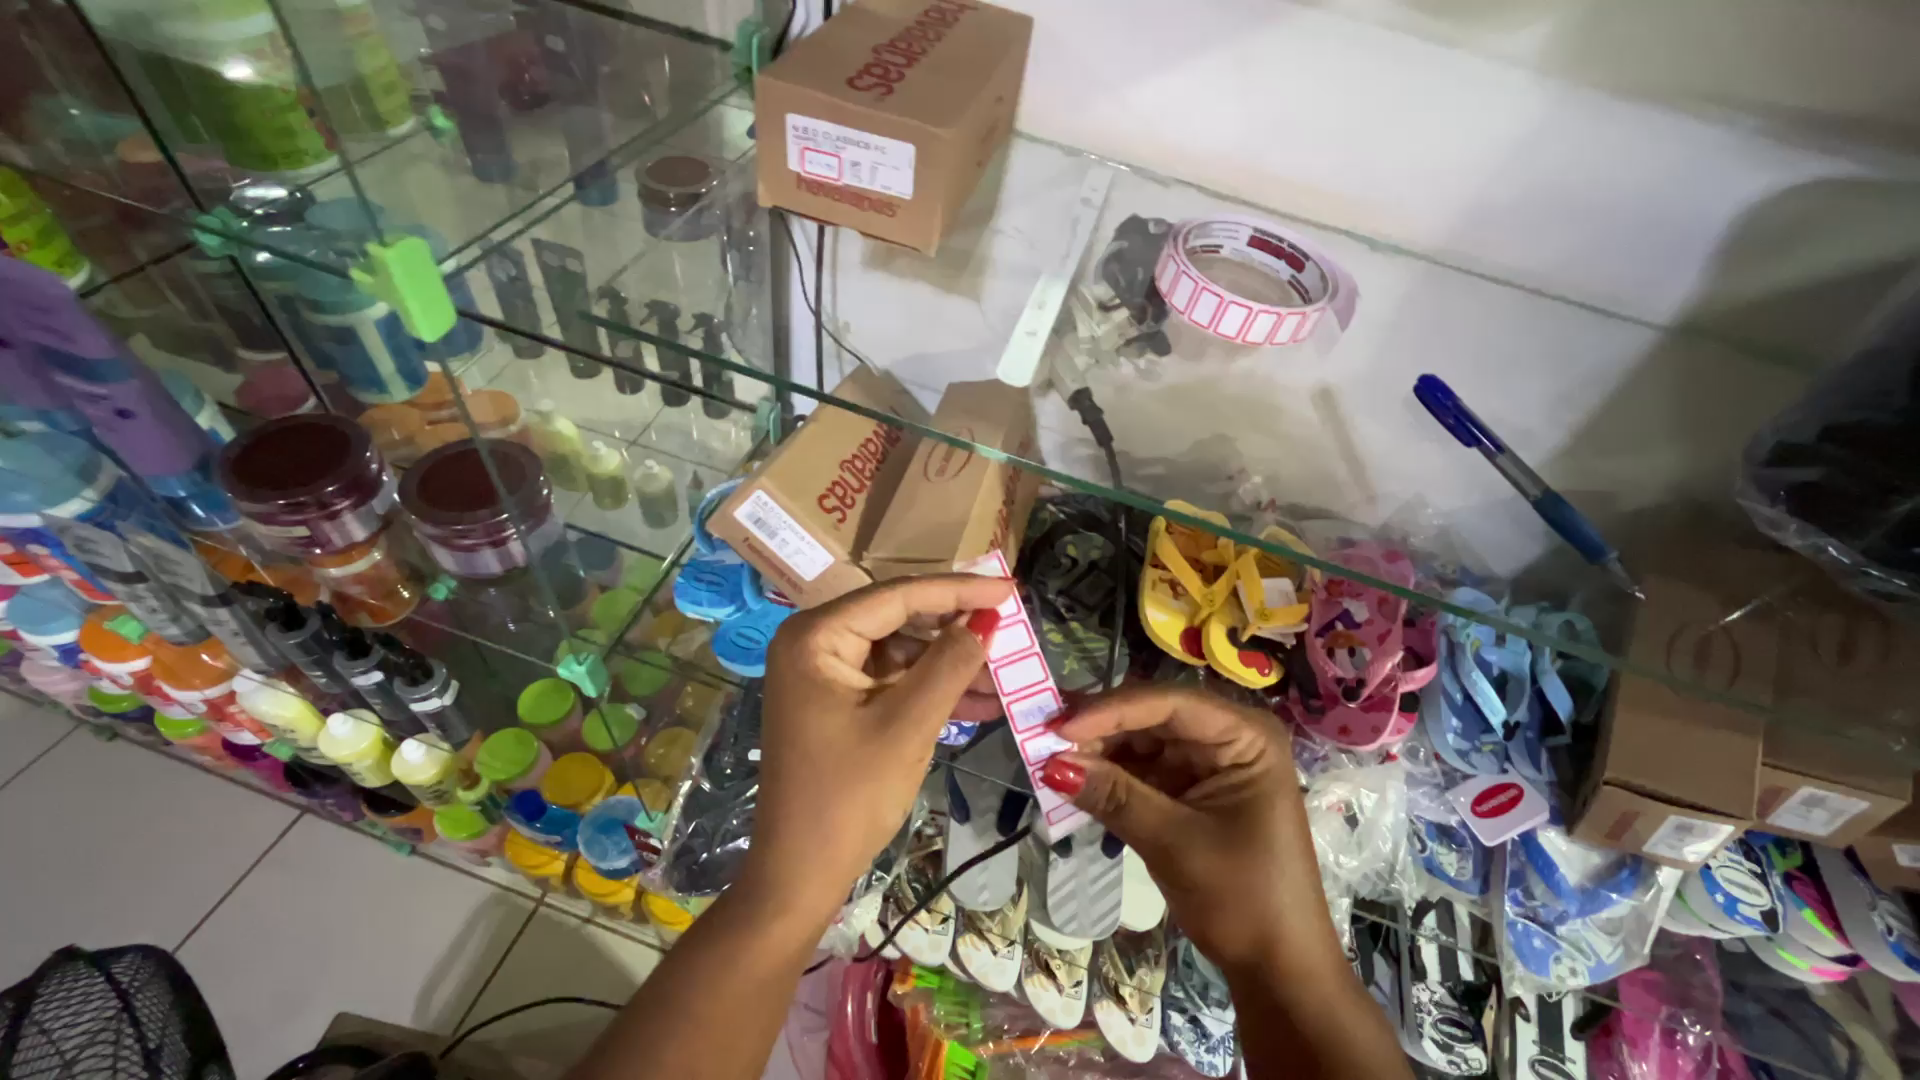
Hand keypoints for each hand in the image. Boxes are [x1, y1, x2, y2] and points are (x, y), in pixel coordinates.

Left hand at [747, 574, 1013, 915]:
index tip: (1009, 588)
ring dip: (950, 665)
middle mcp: (813, 642)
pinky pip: (892, 681)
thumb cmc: (849, 796)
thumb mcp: (907, 725)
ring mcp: (823, 673)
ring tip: (1004, 678)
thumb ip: (950, 663)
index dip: (958, 590)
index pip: (898, 596)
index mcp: (815, 636)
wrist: (800, 873)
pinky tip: (980, 703)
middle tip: (1011, 631)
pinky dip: (931, 690)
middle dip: (956, 631)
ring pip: (901, 652)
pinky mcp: (836, 702)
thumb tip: (986, 618)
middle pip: (899, 619)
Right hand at [1041, 686, 1337, 977]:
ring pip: (1141, 741)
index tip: (1058, 726)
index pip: (1170, 703)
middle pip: (1152, 716)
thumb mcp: (1174, 843)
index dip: (1111, 709)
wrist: (1277, 967)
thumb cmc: (1243, 898)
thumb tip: (1049, 763)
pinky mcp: (1189, 790)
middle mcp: (1227, 738)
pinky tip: (1071, 777)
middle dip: (1099, 728)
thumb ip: (1114, 796)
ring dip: (1097, 750)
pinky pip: (1141, 769)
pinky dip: (1108, 774)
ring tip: (1047, 756)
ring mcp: (1207, 764)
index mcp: (1245, 737)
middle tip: (1040, 736)